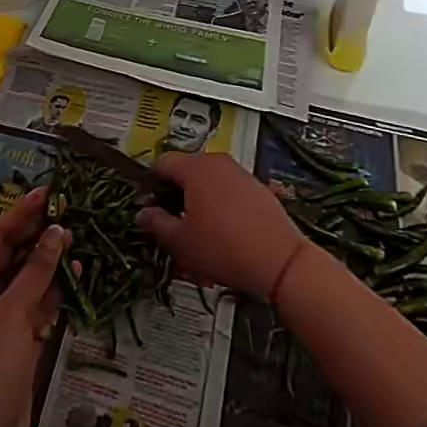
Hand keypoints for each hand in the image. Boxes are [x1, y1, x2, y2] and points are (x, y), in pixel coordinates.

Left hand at [0, 188, 70, 426]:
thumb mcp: (11, 316)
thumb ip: (36, 274)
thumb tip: (56, 232)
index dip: (19, 213)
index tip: (47, 192)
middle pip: (10, 257)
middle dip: (37, 236)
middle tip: (69, 211)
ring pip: (26, 282)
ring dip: (49, 264)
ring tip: (78, 238)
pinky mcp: (16, 344)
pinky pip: (36, 309)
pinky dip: (54, 295)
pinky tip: (76, 277)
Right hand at [137, 152, 309, 301]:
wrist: (283, 264)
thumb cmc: (224, 248)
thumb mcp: (181, 241)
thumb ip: (156, 223)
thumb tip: (142, 214)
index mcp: (194, 168)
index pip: (161, 164)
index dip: (150, 185)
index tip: (150, 208)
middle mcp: (217, 162)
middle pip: (185, 171)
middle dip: (175, 195)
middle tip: (172, 223)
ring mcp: (241, 173)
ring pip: (208, 182)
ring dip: (197, 201)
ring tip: (199, 231)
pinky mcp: (259, 189)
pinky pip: (229, 191)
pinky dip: (220, 205)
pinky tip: (224, 232)